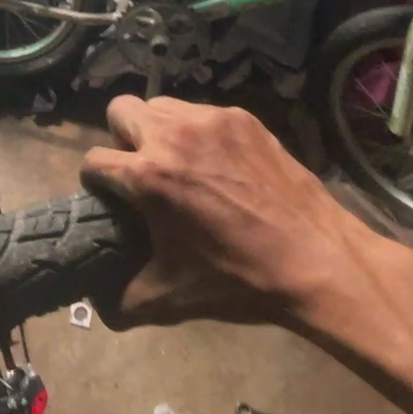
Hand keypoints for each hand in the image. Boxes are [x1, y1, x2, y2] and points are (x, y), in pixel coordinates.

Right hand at [82, 96, 376, 331]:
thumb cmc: (239, 280)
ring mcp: (211, 121)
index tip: (109, 195)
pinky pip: (202, 114)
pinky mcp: (243, 119)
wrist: (319, 261)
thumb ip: (123, 303)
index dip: (95, 180)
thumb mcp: (172, 298)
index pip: (94, 159)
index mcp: (148, 176)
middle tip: (142, 169)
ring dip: (159, 130)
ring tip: (180, 163)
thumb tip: (100, 308)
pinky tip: (220, 165)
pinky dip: (200, 134)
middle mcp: (172, 136)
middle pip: (120, 109)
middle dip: (121, 138)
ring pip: (162, 106)